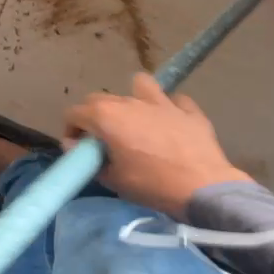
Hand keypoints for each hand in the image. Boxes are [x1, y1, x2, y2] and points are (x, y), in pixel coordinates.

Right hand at [66, 72, 252, 217]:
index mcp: (105, 116)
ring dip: (134, 97)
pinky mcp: (189, 111)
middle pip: (100, 98)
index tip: (78, 148)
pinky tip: (171, 123)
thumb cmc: (151, 184)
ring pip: (140, 85)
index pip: (73, 113)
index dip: (71, 130)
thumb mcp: (112, 179)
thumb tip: (75, 146)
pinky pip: (176, 101)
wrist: (203, 188)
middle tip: (103, 138)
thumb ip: (89, 159)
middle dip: (95, 115)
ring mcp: (161, 103)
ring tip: (137, 117)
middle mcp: (129, 102)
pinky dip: (170, 109)